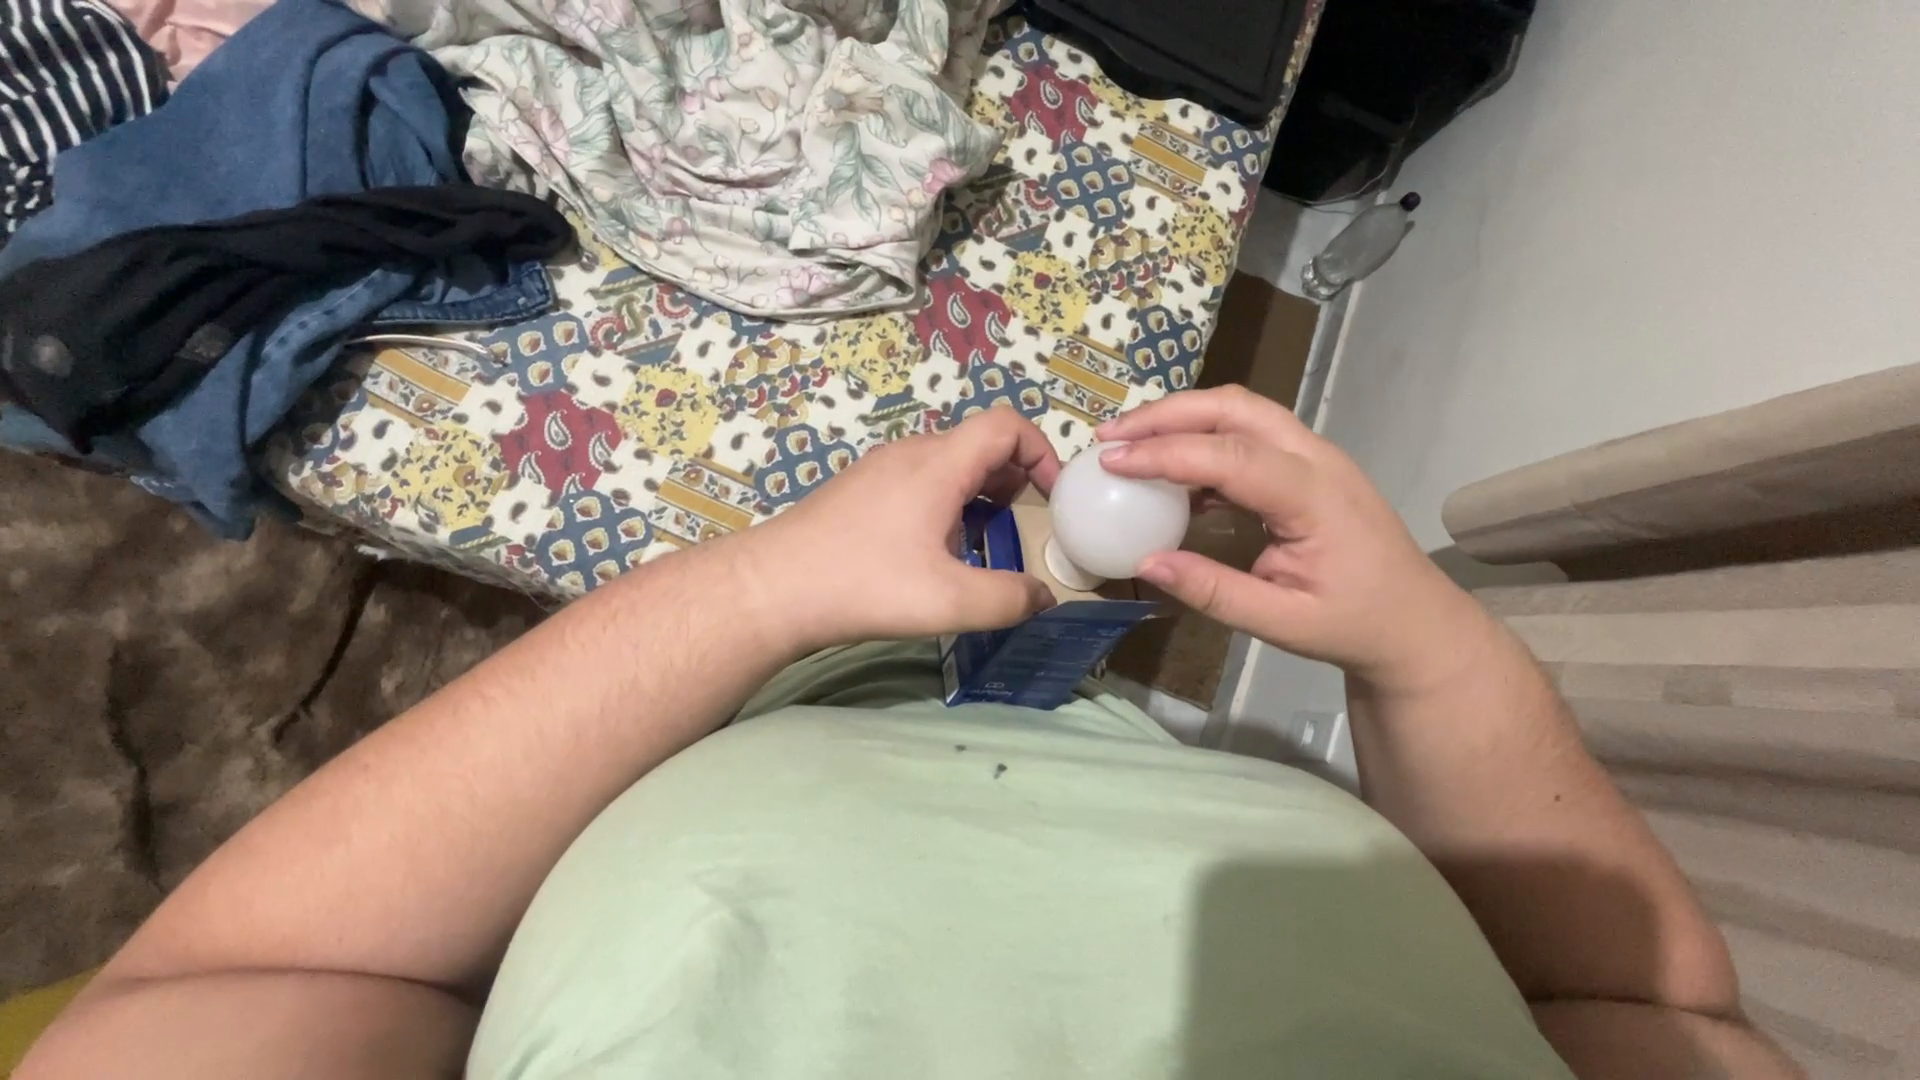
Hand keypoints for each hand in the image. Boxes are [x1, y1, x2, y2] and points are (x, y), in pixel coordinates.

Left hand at [729, 405, 1061, 652]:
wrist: (772, 589)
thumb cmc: (865, 586)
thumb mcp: (950, 601)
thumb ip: (1009, 599)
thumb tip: (1043, 598)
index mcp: (938, 465)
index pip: (1005, 426)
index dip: (1041, 451)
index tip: (1053, 495)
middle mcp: (910, 454)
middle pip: (978, 443)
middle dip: (1013, 478)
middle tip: (1022, 523)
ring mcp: (878, 469)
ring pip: (946, 464)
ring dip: (978, 492)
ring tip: (982, 539)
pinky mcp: (858, 490)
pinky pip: (918, 481)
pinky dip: (944, 502)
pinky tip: (932, 550)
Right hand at [1096, 387, 1494, 691]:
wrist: (1416, 623)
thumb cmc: (1353, 624)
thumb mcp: (1281, 623)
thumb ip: (1213, 592)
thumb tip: (1146, 562)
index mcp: (1315, 496)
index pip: (1230, 455)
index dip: (1166, 453)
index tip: (1111, 461)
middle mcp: (1316, 458)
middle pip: (1234, 407)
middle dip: (1166, 414)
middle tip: (1110, 436)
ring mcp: (1314, 455)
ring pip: (1241, 410)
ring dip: (1182, 417)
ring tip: (1129, 442)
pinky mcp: (1306, 465)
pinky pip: (1248, 434)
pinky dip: (1202, 438)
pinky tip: (1169, 470)